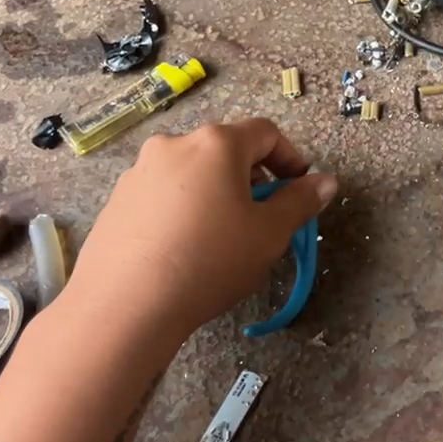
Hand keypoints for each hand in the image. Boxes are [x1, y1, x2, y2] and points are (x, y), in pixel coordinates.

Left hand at [68, 119, 337, 336]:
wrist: (123, 308)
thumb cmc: (209, 261)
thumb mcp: (269, 234)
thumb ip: (300, 201)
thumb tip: (326, 181)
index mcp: (218, 144)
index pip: (266, 133)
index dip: (290, 157)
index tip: (300, 188)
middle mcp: (175, 145)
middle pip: (226, 149)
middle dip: (252, 176)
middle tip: (263, 215)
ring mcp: (140, 171)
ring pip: (193, 171)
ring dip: (216, 192)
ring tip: (222, 235)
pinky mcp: (117, 201)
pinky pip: (163, 194)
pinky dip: (183, 209)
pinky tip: (184, 248)